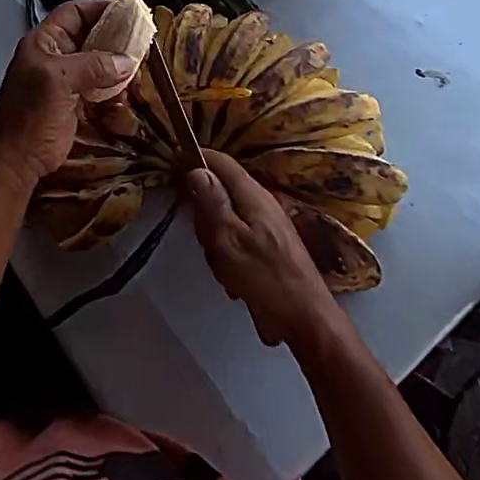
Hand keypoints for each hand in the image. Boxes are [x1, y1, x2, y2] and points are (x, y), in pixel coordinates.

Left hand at [0, 0, 138, 191]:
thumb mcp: (58, 80)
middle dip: (116, 37)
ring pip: (99, 62)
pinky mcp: (77, 102)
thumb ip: (93, 65)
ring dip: (119, 64)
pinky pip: (101, 86)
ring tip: (140, 65)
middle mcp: (56, 57)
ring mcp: (66, 80)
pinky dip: (116, 86)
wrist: (17, 161)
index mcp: (44, 43)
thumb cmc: (29, 115)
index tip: (128, 11)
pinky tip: (129, 88)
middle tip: (142, 40)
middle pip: (91, 36)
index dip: (100, 8)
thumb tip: (127, 62)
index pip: (74, 13)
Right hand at [181, 149, 344, 351]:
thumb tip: (197, 169)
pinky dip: (228, 256)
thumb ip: (212, 204)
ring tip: (224, 266)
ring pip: (225, 220)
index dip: (196, 159)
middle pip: (220, 192)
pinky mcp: (268, 247)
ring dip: (216, 241)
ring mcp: (266, 225)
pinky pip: (236, 240)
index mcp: (253, 194)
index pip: (221, 162)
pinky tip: (234, 279)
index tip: (173, 168)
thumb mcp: (229, 240)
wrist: (305, 319)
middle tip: (207, 241)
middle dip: (205, 215)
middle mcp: (261, 203)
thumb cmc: (265, 279)